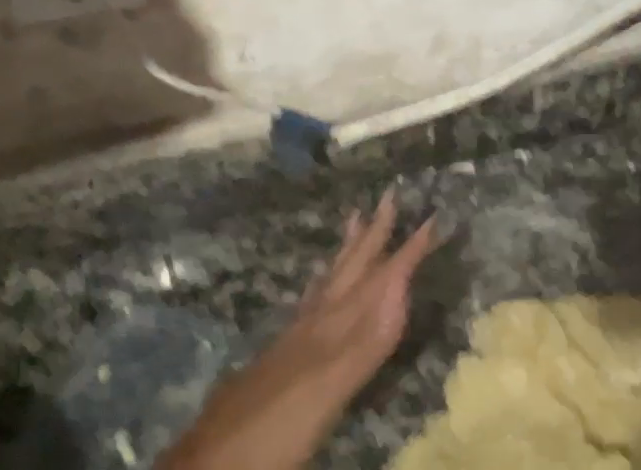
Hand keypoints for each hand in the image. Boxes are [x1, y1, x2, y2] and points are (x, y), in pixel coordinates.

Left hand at [159, 190, 439, 469]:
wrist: (209, 458)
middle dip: (374, 236)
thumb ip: (364, 342)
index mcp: (331, 330)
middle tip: (389, 197)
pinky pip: (308, 304)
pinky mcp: (279, 354)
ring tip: (356, 219)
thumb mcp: (327, 388)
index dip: (406, 253)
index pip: (377, 282)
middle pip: (350, 271)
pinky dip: (321, 284)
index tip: (431, 218)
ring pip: (328, 282)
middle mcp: (314, 323)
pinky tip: (319, 284)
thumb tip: (400, 286)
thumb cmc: (275, 428)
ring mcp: (294, 336)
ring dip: (348, 252)